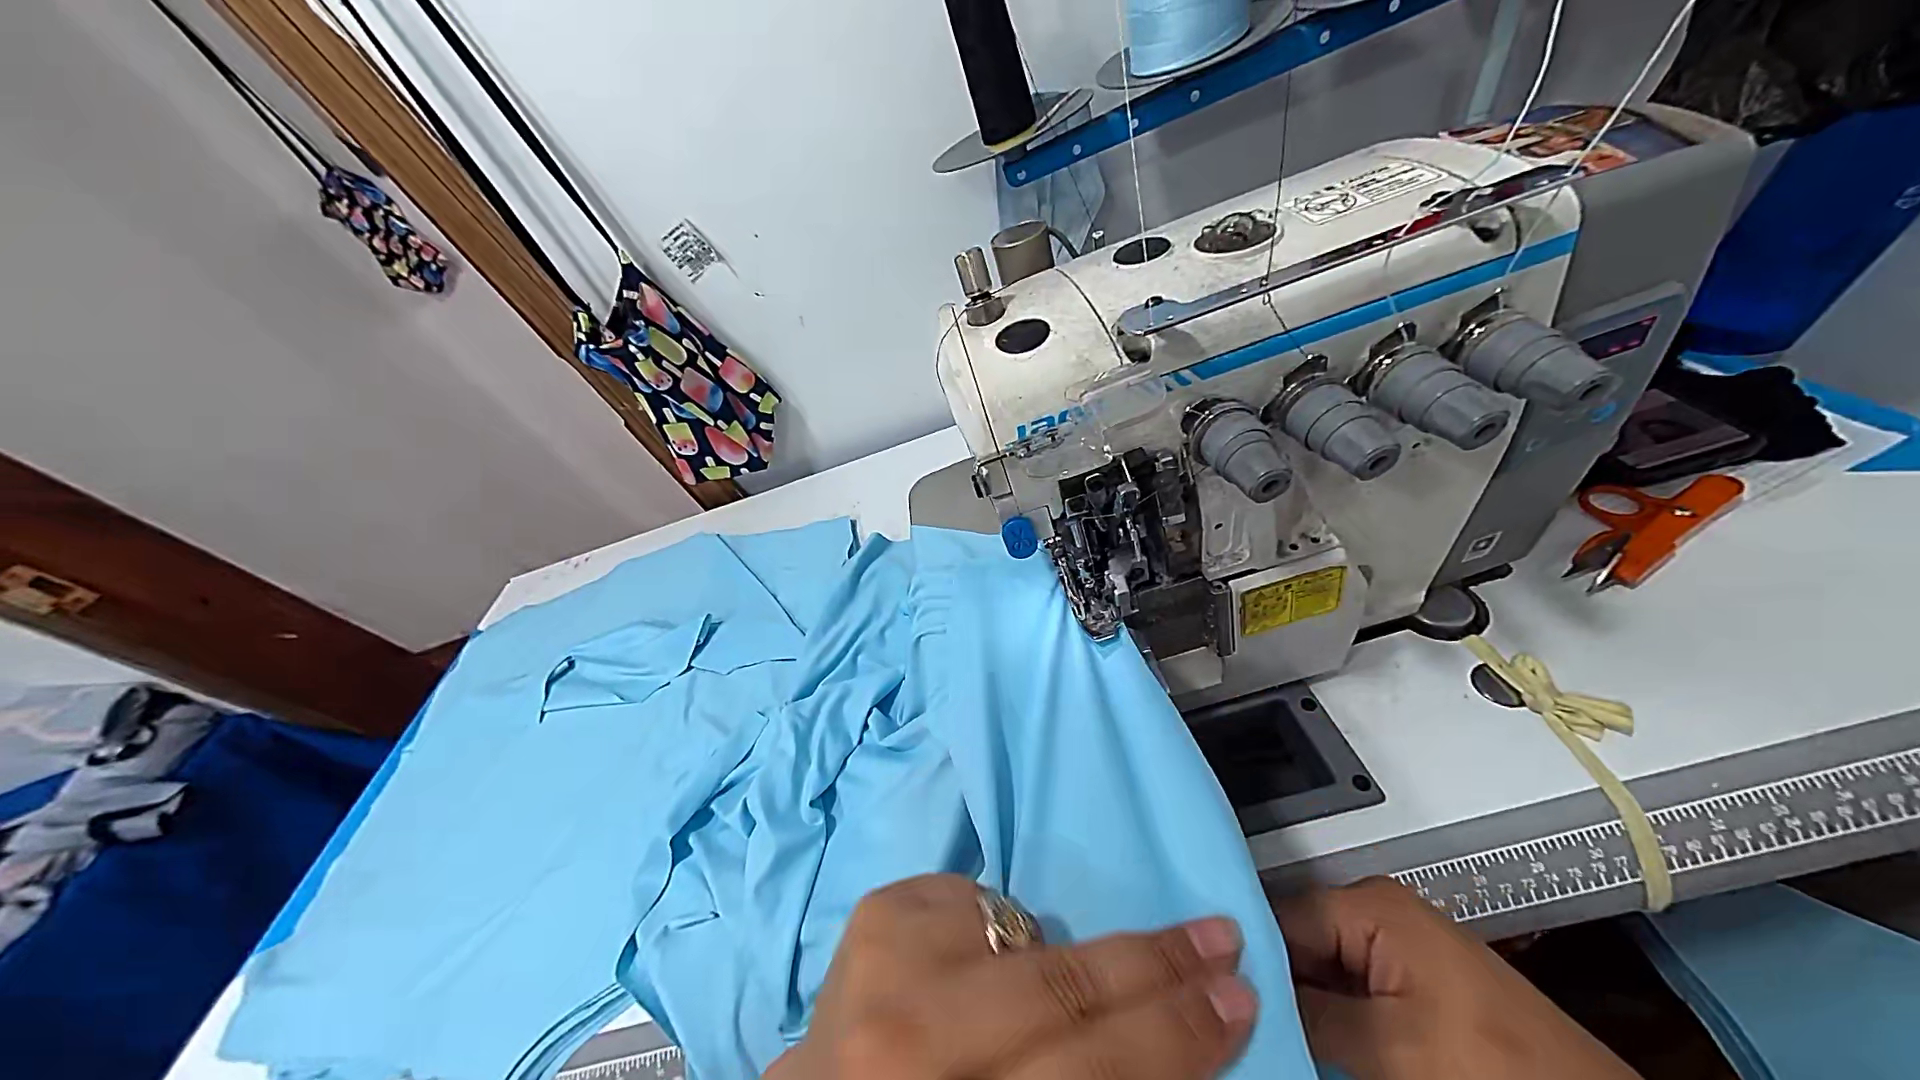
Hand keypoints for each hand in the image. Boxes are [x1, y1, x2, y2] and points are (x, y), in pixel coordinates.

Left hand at [766, 874, 1256, 1079]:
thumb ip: (1078, 1072)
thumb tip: (1164, 1026)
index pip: (1092, 1066)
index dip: (1173, 1036)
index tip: (1235, 1002)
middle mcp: (913, 1039)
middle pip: (1064, 989)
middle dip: (1156, 970)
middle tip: (1219, 946)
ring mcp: (888, 964)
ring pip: (1027, 935)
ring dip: (1099, 948)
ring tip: (1162, 947)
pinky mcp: (876, 913)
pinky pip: (977, 901)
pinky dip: (1002, 928)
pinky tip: (1005, 953)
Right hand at [1274, 878, 1637, 1079]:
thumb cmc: (1498, 1070)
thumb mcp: (1388, 1047)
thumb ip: (1308, 1012)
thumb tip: (1247, 997)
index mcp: (1369, 904)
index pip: (1276, 917)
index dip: (1249, 958)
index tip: (1225, 995)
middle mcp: (1378, 912)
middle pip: (1296, 941)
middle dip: (1277, 983)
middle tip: (1252, 1023)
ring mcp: (1396, 946)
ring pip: (1320, 968)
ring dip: (1303, 1005)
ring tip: (1282, 1035)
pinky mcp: (1411, 981)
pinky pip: (1350, 988)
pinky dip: (1332, 1016)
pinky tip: (1319, 1043)